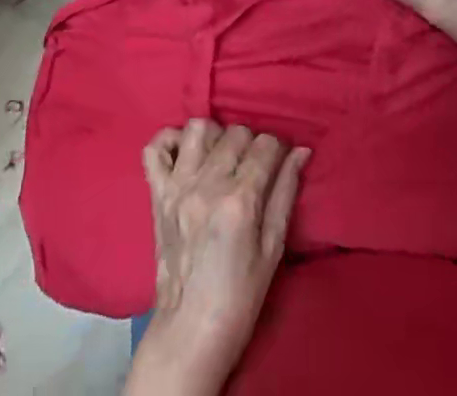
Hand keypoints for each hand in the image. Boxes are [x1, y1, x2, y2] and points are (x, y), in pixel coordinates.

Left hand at [127, 120, 309, 395]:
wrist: (190, 328)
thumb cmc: (241, 295)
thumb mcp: (274, 246)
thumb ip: (286, 192)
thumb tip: (301, 150)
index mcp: (240, 201)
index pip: (265, 145)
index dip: (278, 150)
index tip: (279, 163)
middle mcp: (207, 185)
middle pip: (236, 133)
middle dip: (251, 144)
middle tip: (253, 168)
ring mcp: (177, 187)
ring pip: (198, 129)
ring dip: (216, 137)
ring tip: (222, 159)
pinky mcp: (156, 194)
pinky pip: (155, 149)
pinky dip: (171, 142)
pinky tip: (187, 156)